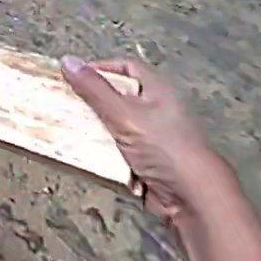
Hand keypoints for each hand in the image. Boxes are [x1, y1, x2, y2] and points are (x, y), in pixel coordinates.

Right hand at [62, 54, 220, 217]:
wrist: (194, 199)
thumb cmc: (163, 147)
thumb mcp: (123, 113)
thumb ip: (94, 89)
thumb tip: (67, 60)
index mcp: (158, 90)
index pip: (127, 67)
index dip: (103, 67)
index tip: (77, 75)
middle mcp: (158, 110)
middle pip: (119, 97)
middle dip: (95, 101)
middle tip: (70, 102)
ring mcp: (155, 138)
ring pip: (118, 125)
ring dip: (98, 129)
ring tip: (74, 128)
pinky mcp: (150, 162)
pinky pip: (121, 149)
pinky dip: (107, 151)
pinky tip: (90, 153)